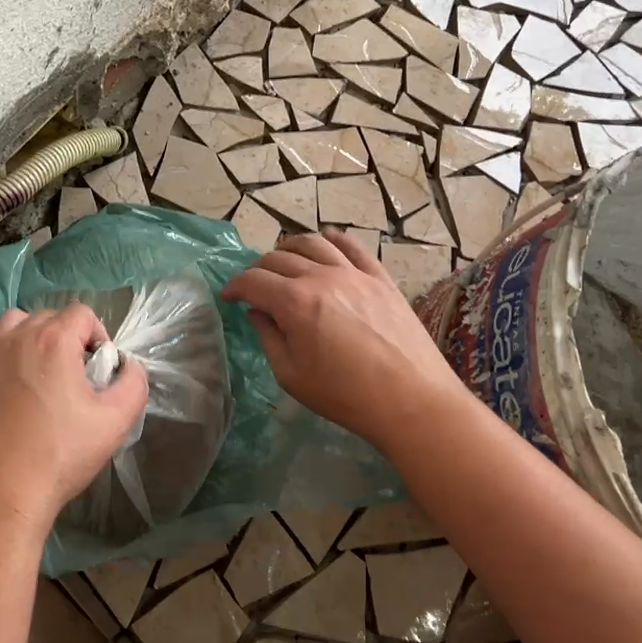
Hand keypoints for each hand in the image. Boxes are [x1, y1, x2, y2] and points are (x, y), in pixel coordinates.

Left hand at [0, 305, 149, 529]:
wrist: (1, 492)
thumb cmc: (61, 454)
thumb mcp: (115, 422)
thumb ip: (133, 384)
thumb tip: (128, 366)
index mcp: (54, 340)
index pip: (82, 312)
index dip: (97, 334)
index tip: (99, 368)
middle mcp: (17, 337)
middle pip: (48, 315)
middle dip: (67, 336)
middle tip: (75, 376)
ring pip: (11, 322)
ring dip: (29, 334)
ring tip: (40, 368)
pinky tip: (0, 369)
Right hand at [222, 228, 470, 450]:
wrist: (413, 403)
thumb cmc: (346, 396)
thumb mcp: (291, 376)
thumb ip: (268, 337)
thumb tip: (259, 312)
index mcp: (294, 302)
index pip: (252, 281)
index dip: (234, 287)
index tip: (228, 297)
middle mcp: (321, 277)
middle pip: (277, 259)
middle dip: (257, 271)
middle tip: (254, 288)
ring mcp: (353, 273)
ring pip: (311, 243)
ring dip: (288, 248)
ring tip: (283, 261)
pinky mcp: (380, 278)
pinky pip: (351, 245)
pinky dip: (331, 239)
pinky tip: (324, 245)